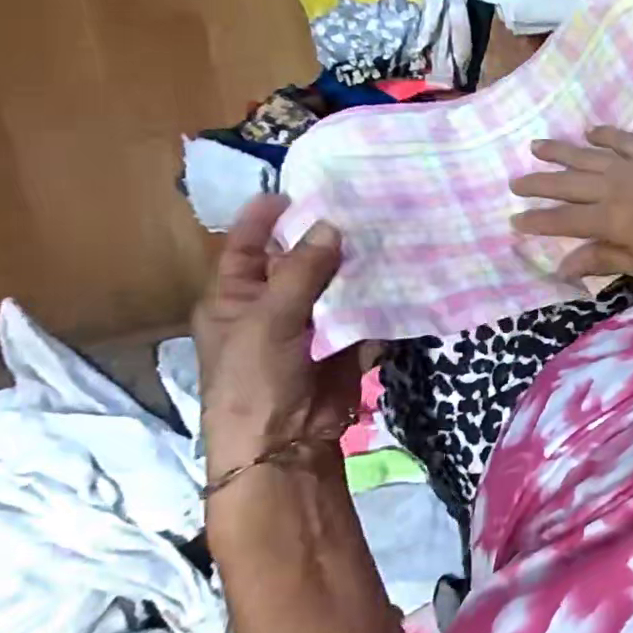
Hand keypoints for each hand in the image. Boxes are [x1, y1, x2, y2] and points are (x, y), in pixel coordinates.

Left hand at [191, 194, 365, 476]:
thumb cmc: (255, 381)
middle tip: (360, 205)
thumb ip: (301, 271)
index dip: (267, 216)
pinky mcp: (343, 342)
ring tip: (386, 232)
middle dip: (326, 237)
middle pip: (299, 260)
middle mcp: (272, 304)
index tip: (299, 187)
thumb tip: (331, 226)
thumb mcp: (268, 320)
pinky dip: (377, 298)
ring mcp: (310, 324)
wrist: (287, 445)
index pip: (245, 244)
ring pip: (336, 284)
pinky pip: (362, 311)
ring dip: (357, 266)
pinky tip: (398, 276)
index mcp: (234, 296)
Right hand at [509, 127, 632, 281]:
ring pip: (587, 156)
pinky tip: (589, 131)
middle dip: (537, 184)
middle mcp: (615, 187)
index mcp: (612, 220)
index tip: (513, 221)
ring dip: (560, 152)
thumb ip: (604, 261)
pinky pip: (622, 139)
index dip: (537, 221)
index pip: (563, 220)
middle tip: (513, 182)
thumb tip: (563, 266)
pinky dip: (604, 134)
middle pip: (567, 184)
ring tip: (536, 147)